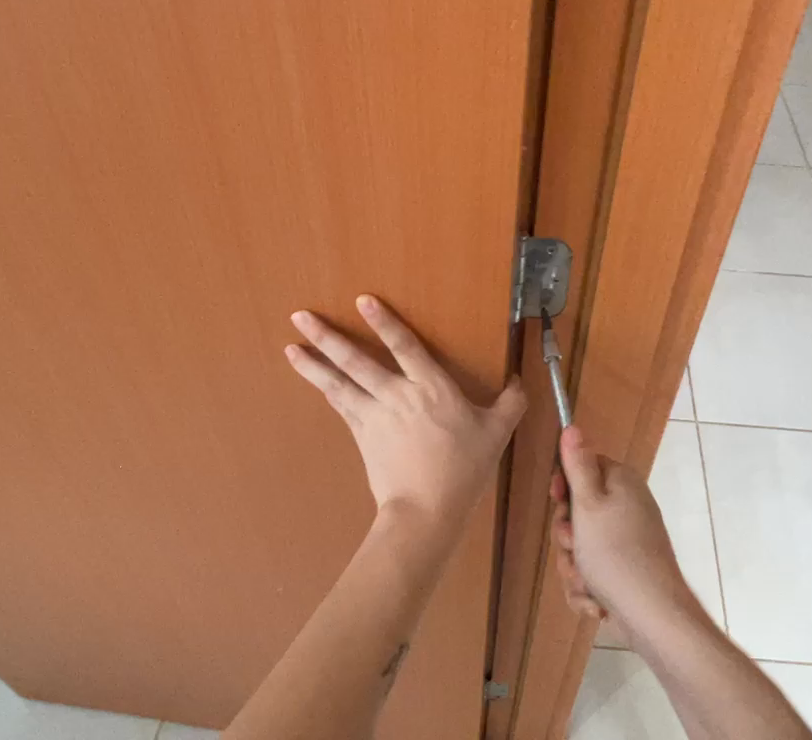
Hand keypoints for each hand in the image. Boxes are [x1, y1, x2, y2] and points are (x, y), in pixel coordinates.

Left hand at [286, 295, 525, 526]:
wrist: (426, 510)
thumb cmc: (464, 470)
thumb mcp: (496, 433)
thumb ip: (510, 403)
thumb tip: (520, 381)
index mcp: (433, 389)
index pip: (406, 346)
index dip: (384, 322)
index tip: (362, 301)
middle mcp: (399, 395)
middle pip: (358, 360)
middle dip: (328, 336)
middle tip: (301, 315)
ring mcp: (375, 415)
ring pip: (340, 382)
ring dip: (313, 363)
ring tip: (291, 346)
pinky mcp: (363, 435)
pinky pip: (341, 405)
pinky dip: (325, 389)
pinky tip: (312, 377)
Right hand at [550, 426, 693, 624]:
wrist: (652, 615)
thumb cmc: (615, 553)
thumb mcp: (588, 504)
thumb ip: (578, 465)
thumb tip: (573, 425)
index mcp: (621, 482)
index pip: (583, 467)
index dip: (564, 486)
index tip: (557, 502)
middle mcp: (628, 506)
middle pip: (578, 509)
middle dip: (568, 535)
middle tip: (574, 545)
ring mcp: (629, 539)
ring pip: (582, 545)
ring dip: (574, 566)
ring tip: (585, 582)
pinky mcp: (627, 570)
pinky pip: (594, 570)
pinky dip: (588, 586)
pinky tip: (594, 602)